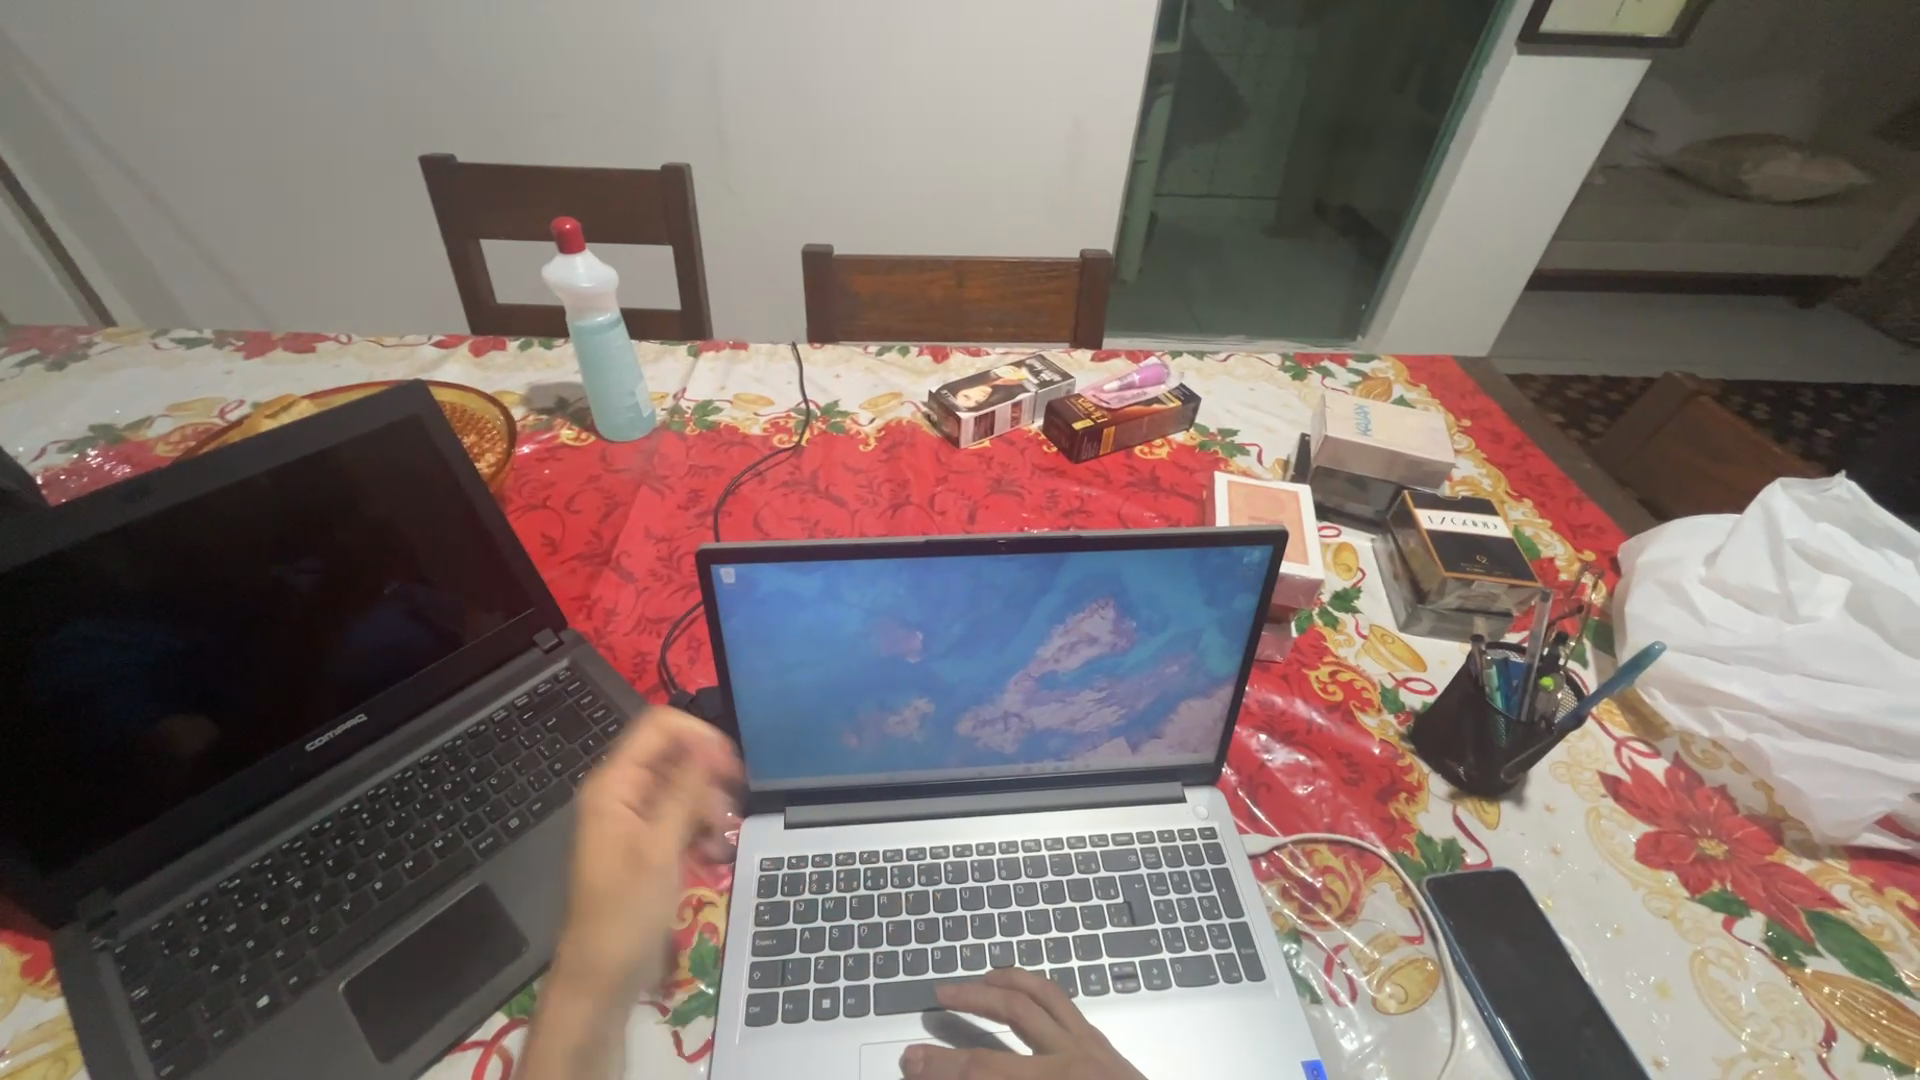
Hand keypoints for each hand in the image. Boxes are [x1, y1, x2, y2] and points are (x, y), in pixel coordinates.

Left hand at [551, 706, 741, 999]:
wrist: (604, 976)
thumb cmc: (625, 913)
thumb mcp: (660, 847)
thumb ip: (684, 790)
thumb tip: (709, 743)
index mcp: (614, 785)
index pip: (660, 726)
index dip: (699, 735)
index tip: (730, 766)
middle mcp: (624, 791)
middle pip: (677, 754)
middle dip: (709, 777)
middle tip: (731, 808)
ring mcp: (636, 816)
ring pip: (686, 784)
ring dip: (710, 806)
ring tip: (722, 839)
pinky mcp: (650, 839)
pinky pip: (684, 812)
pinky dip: (703, 826)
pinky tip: (715, 852)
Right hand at [901, 968, 1147, 1079]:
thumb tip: (967, 1077)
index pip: (984, 1070)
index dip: (942, 1066)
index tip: (912, 1060)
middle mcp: (1074, 1058)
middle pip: (1012, 1011)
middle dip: (970, 1000)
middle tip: (938, 995)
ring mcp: (1092, 1046)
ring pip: (1043, 993)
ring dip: (1006, 980)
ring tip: (978, 975)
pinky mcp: (1104, 1046)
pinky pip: (1065, 1003)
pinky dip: (1036, 988)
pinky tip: (1021, 989)